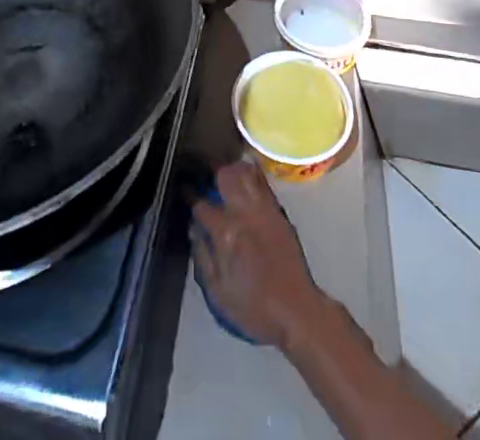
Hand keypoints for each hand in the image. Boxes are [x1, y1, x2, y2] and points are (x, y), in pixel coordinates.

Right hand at [189, 162, 331, 347]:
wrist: (296, 310)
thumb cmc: (253, 306)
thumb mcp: (217, 291)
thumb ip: (203, 256)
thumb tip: (194, 230)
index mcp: (227, 233)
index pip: (202, 204)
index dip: (189, 194)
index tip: (183, 188)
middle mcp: (246, 214)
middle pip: (227, 176)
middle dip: (212, 170)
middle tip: (203, 172)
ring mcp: (266, 211)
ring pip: (248, 174)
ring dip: (233, 168)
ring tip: (223, 171)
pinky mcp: (280, 214)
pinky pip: (264, 185)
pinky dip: (252, 177)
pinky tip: (245, 179)